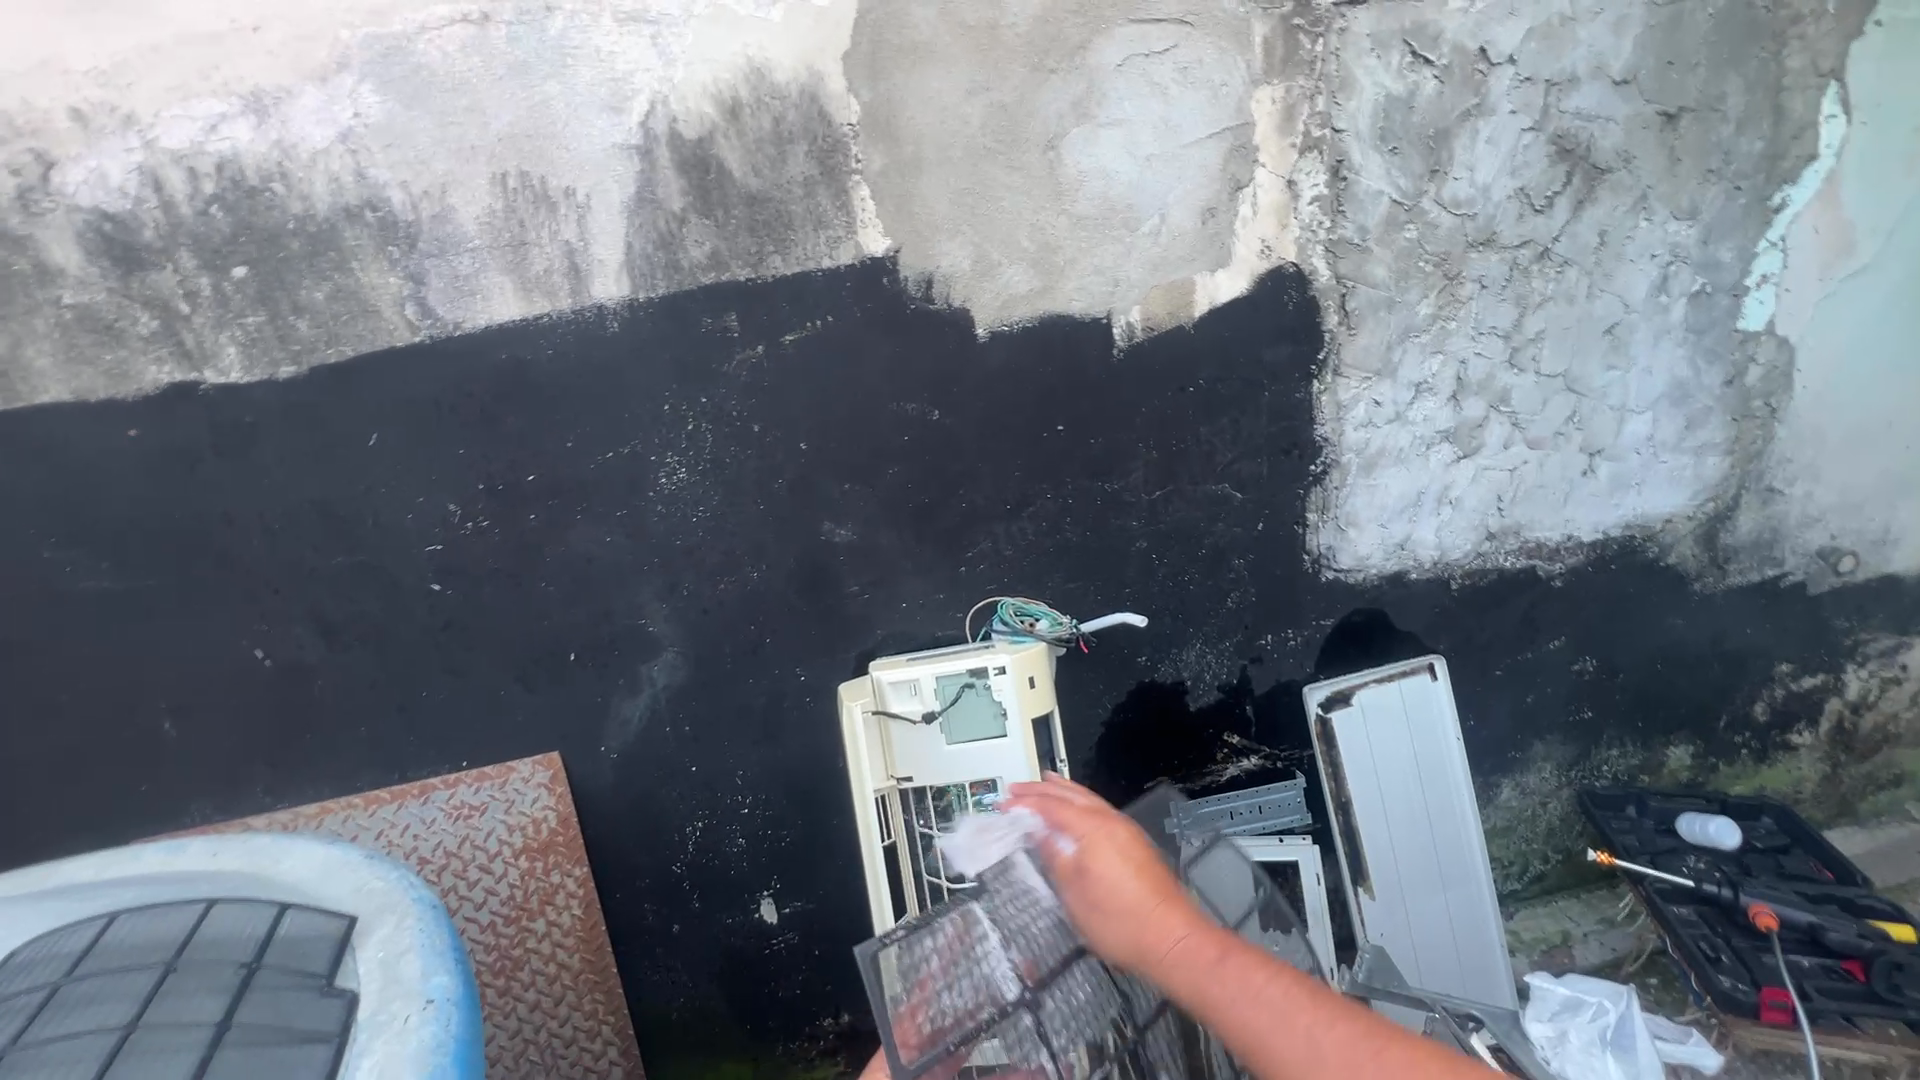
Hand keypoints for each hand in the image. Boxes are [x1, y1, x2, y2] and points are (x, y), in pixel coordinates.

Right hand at [1001, 773, 1215, 976]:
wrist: (1172, 939)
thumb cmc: (1121, 922)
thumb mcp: (1074, 892)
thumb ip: (1054, 855)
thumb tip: (1037, 831)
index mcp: (1092, 828)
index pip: (1051, 806)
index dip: (1025, 803)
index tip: (1004, 805)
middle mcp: (1110, 820)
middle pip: (1070, 794)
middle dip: (1041, 789)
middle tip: (1016, 788)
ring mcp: (1126, 830)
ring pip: (1088, 798)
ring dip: (1063, 790)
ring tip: (1045, 783)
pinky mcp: (1134, 842)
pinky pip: (1100, 809)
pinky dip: (1080, 802)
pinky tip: (1075, 810)